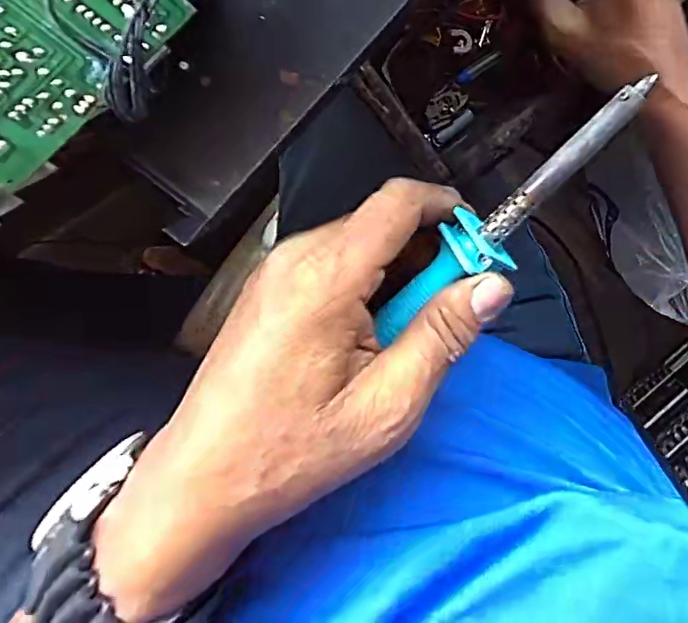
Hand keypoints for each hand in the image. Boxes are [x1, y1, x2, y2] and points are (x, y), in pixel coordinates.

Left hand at [91, 180, 512, 620]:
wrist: (194, 487)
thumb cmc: (287, 453)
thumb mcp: (386, 406)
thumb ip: (444, 335)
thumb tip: (493, 286)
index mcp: (326, 277)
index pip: (400, 200)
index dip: (448, 209)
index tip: (478, 244)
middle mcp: (299, 256)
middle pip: (387, 219)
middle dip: (430, 251)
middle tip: (449, 304)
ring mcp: (281, 267)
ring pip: (367, 238)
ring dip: (402, 270)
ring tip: (404, 331)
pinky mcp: (274, 282)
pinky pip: (341, 256)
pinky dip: (372, 279)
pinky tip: (370, 332)